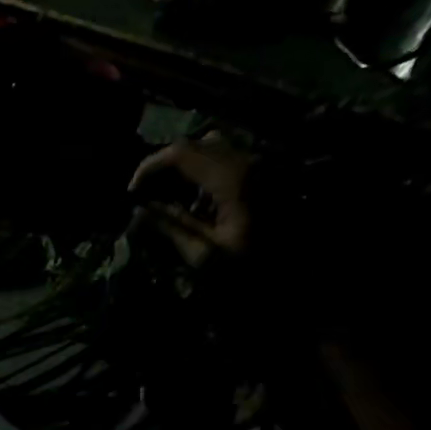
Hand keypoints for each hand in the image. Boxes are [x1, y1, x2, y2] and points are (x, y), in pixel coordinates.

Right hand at [127, 133, 253, 264]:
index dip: (150, 167)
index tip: (132, 192)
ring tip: (167, 199)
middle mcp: (247, 162)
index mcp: (232, 179)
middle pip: (194, 146)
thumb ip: (171, 227)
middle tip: (145, 196)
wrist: (298, 283)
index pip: (180, 153)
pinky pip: (228, 163)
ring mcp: (259, 169)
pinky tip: (197, 206)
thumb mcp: (204, 255)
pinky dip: (205, 176)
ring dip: (184, 170)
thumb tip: (141, 210)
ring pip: (211, 150)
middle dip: (164, 168)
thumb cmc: (251, 273)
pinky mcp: (264, 179)